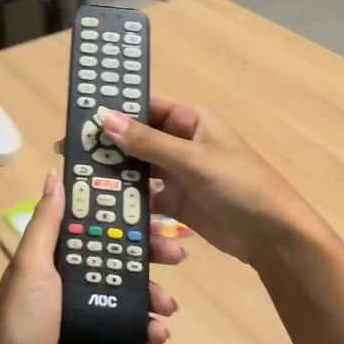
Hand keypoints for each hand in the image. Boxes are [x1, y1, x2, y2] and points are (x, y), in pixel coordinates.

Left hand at [0, 169, 177, 343]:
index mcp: (56, 251)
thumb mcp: (31, 264)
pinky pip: (130, 323)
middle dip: (148, 252)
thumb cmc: (22, 317)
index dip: (120, 211)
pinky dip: (148, 324)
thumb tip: (55, 174)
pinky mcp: (99, 334)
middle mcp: (73, 273)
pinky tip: (160, 330)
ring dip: (154, 291)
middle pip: (119, 253)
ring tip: (169, 303)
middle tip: (176, 254)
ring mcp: (88, 304)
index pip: (94, 221)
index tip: (152, 202)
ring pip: (130, 288)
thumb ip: (47, 222)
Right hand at [100, 96, 333, 264]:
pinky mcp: (175, 202)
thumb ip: (147, 141)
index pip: (144, 105)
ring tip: (78, 176)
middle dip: (107, 142)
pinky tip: (102, 201)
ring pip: (136, 165)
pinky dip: (126, 196)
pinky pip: (144, 194)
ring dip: (113, 170)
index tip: (80, 115)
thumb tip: (104, 118)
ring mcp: (177, 173)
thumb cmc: (239, 185)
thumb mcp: (193, 160)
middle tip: (69, 150)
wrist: (274, 238)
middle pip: (136, 136)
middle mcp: (180, 142)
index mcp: (190, 120)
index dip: (114, 108)